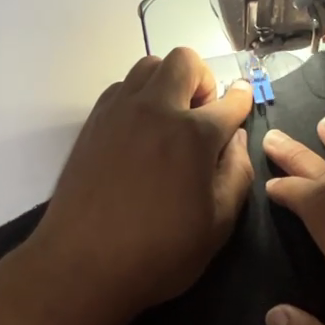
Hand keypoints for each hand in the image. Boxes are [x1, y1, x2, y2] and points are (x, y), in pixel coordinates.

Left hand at [26, 48, 254, 319]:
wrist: (82, 264)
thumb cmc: (158, 253)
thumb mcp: (218, 224)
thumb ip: (237, 173)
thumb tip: (236, 139)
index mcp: (193, 134)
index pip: (229, 101)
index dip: (242, 99)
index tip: (243, 100)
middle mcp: (156, 109)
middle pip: (185, 61)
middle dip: (202, 80)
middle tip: (202, 114)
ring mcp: (120, 110)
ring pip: (149, 66)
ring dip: (168, 81)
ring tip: (170, 118)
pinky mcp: (94, 120)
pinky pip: (122, 87)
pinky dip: (138, 96)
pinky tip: (139, 130)